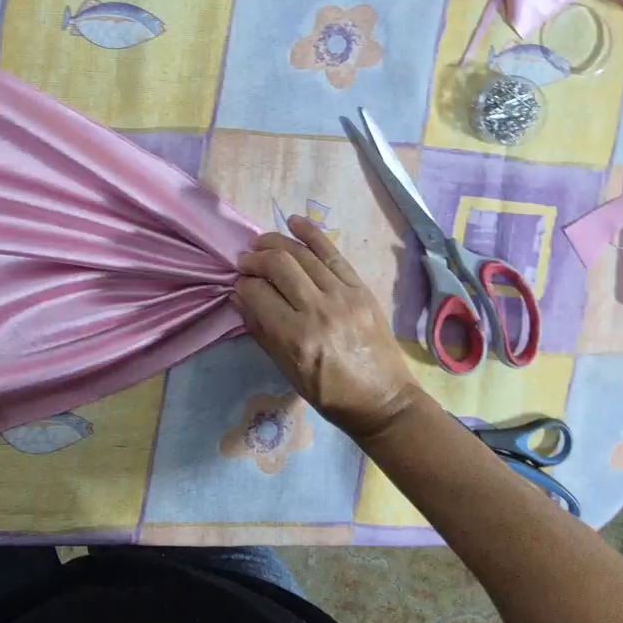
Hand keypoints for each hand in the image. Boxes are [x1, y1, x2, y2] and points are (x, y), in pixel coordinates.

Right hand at [235, 217, 424, 439]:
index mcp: (296, 338)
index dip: (243, 285)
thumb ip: (262, 331)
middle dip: (255, 259)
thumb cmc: (329, 394)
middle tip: (245, 262)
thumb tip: (241, 297)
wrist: (383, 399)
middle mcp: (318, 310)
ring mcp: (343, 295)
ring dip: (276, 243)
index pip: (258, 294)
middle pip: (279, 266)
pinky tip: (293, 222)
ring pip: (303, 255)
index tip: (239, 284)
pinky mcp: (360, 288)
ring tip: (261, 244)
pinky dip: (311, 234)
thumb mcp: (287, 371)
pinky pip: (332, 253)